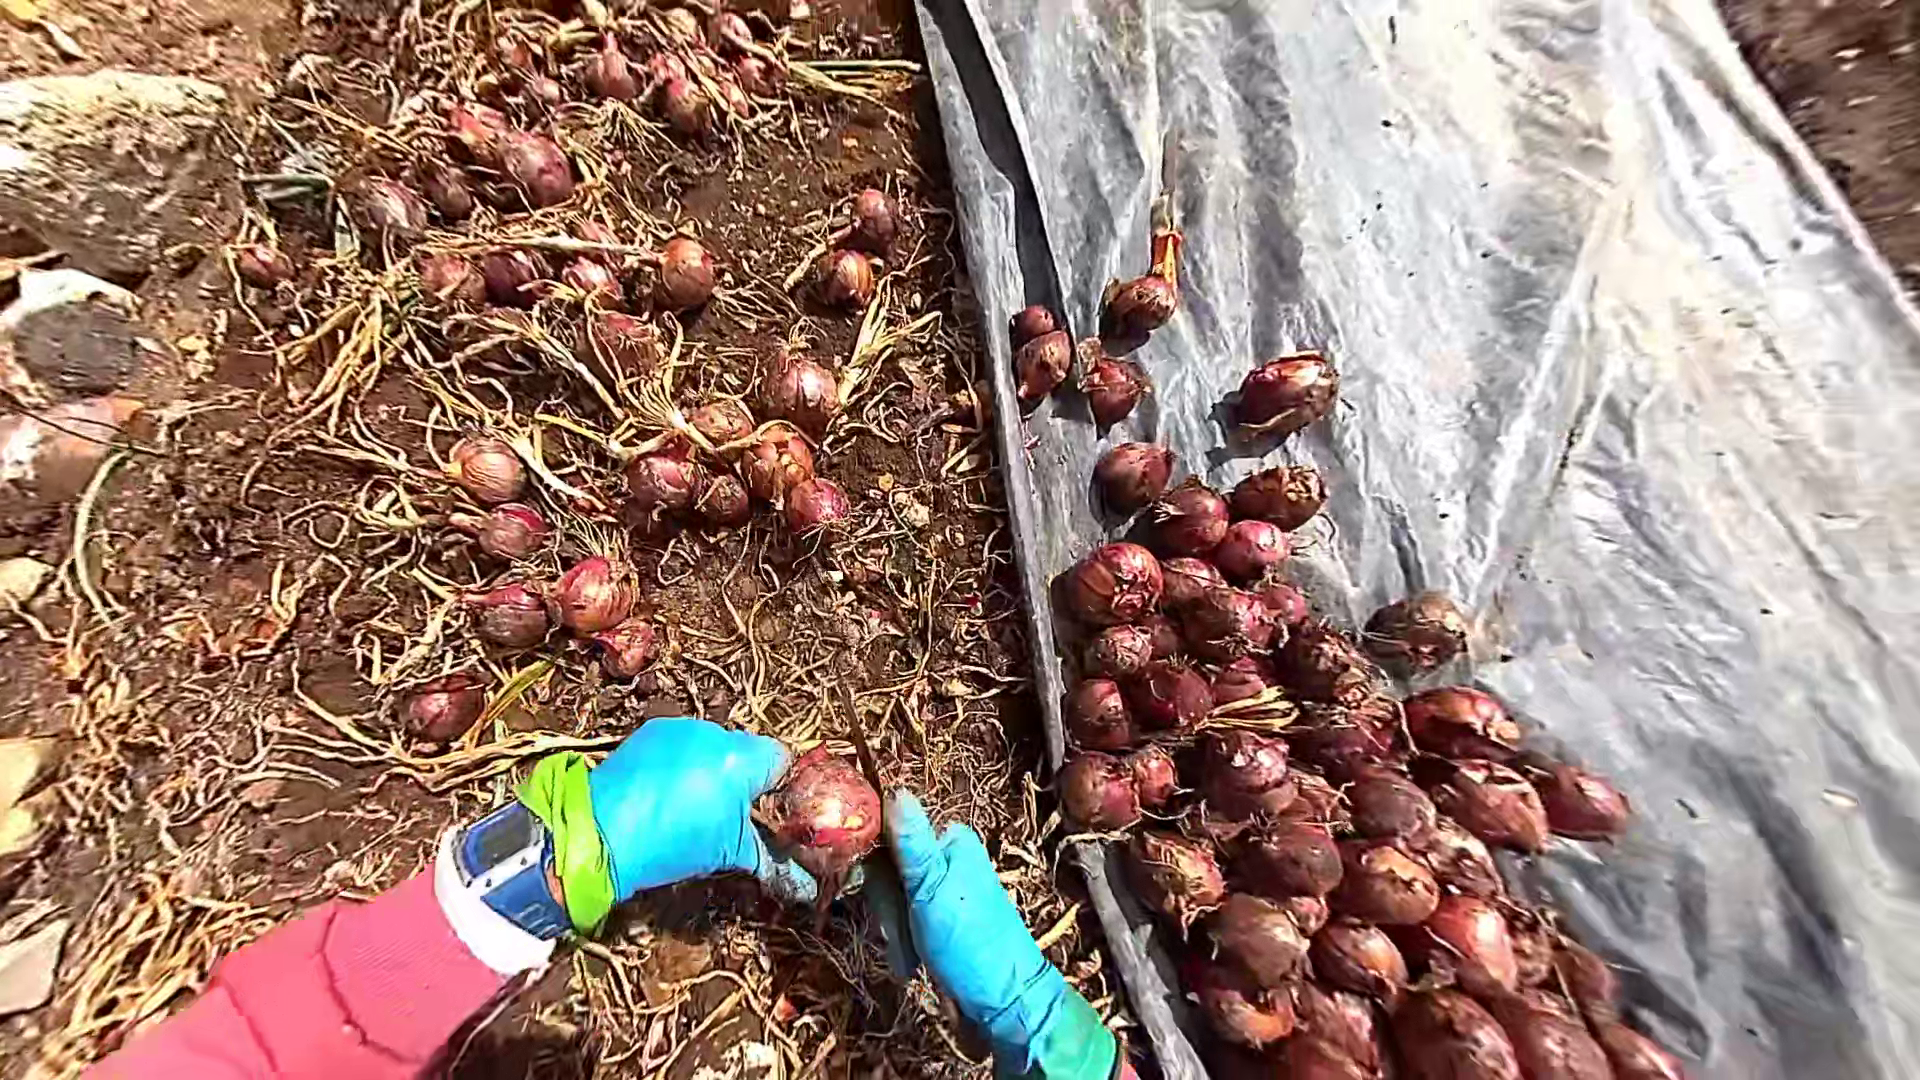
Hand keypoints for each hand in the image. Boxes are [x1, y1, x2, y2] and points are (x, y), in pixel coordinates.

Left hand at [587, 717, 815, 902]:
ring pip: (718, 745)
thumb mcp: (729, 853)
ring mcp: (686, 728)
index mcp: (743, 758)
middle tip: (730, 812)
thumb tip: (808, 887)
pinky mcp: (657, 729)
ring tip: (693, 802)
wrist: (596, 836)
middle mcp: (718, 734)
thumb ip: (773, 861)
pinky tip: (668, 788)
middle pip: (750, 751)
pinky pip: (686, 741)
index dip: (776, 785)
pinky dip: (685, 760)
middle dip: (744, 777)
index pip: (782, 759)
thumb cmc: (671, 844)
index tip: (765, 809)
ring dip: (714, 767)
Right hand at [885, 791, 1115, 1077]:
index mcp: (950, 840)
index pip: (891, 832)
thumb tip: (895, 789)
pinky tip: (913, 963)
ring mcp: (942, 888)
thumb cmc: (970, 941)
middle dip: (889, 908)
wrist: (1003, 1004)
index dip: (877, 866)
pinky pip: (904, 918)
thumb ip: (911, 841)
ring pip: (893, 897)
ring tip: (911, 959)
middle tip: (902, 937)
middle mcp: (946, 857)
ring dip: (896, 931)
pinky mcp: (938, 917)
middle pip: (890, 868)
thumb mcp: (932, 889)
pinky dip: (904, 941)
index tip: (873, 893)